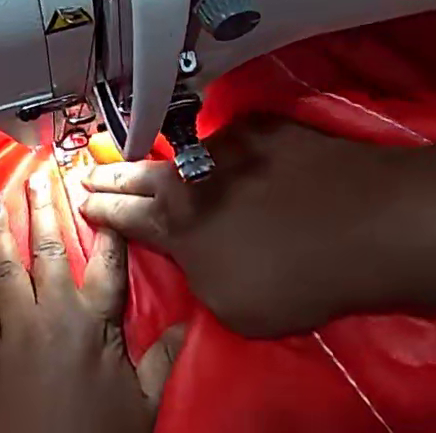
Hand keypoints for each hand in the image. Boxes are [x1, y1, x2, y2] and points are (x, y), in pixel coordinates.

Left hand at [0, 165, 184, 432]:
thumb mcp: (141, 407)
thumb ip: (161, 361)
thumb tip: (185, 325)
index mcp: (93, 322)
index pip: (107, 263)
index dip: (108, 229)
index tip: (100, 196)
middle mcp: (52, 312)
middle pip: (48, 249)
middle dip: (43, 208)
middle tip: (36, 176)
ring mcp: (15, 328)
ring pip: (5, 266)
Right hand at [80, 119, 397, 337]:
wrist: (356, 222)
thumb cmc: (291, 278)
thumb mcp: (231, 306)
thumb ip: (196, 275)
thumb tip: (191, 255)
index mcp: (172, 223)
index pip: (119, 214)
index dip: (96, 209)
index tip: (79, 201)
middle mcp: (183, 177)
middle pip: (133, 173)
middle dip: (105, 174)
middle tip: (84, 170)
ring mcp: (218, 146)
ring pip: (173, 150)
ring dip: (151, 157)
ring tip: (131, 155)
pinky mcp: (253, 129)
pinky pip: (223, 137)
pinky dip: (215, 147)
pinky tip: (221, 151)